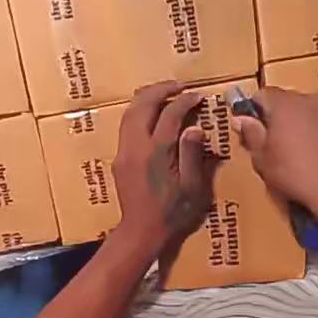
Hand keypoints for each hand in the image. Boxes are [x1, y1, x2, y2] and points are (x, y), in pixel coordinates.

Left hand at [111, 81, 212, 257]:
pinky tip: (152, 115)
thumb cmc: (171, 213)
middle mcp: (135, 147)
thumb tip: (195, 128)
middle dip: (161, 89)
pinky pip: (126, 126)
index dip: (185, 101)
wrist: (141, 232)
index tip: (198, 96)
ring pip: (129, 113)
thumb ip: (193, 154)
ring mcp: (123, 152)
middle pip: (142, 105)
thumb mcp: (192, 187)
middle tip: (180, 86)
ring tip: (166, 94)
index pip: (170, 114)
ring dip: (147, 98)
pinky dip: (139, 112)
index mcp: (156, 152)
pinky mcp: (119, 159)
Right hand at [234, 88, 317, 223]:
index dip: (251, 110)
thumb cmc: (292, 174)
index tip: (248, 128)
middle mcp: (307, 99)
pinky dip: (311, 127)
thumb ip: (251, 134)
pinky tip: (310, 149)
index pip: (261, 94)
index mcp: (283, 105)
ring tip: (290, 146)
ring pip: (302, 108)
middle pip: (283, 99)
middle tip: (267, 141)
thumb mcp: (262, 158)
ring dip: (293, 120)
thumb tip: (240, 118)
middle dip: (273, 115)